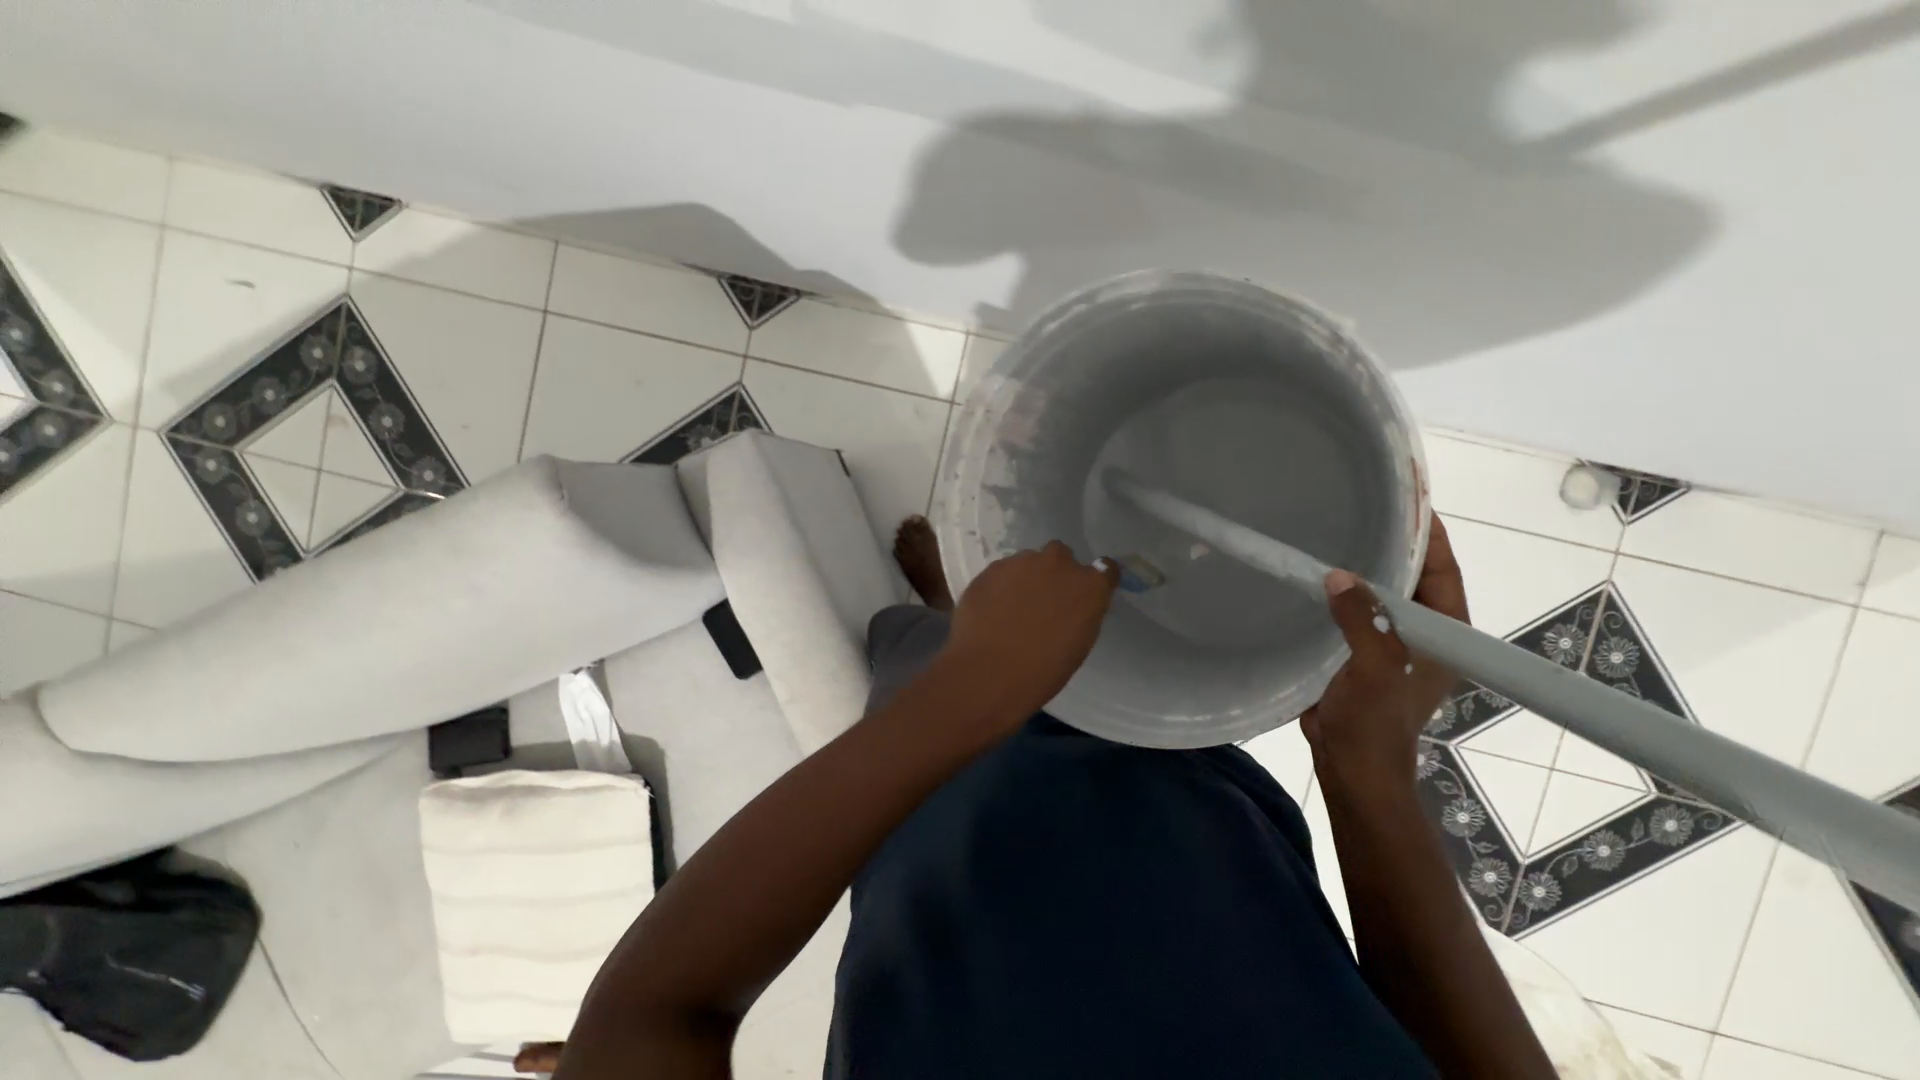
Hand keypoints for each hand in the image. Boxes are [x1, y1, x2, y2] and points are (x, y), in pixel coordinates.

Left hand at [939, 541, 1120, 721]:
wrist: (992, 671)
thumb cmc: (1044, 669)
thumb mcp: (1078, 642)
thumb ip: (1081, 613)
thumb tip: (1073, 606)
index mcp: (1089, 586)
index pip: (1105, 569)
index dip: (1096, 579)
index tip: (1087, 591)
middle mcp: (1058, 564)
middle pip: (1061, 555)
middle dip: (1055, 571)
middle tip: (1044, 599)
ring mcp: (1021, 562)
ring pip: (1027, 561)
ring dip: (1025, 577)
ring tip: (1012, 607)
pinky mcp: (991, 569)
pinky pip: (1001, 572)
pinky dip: (1000, 586)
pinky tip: (991, 609)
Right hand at [1301, 514, 1469, 800]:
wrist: (1352, 769)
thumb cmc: (1374, 722)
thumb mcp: (1374, 667)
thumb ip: (1362, 618)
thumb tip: (1338, 575)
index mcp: (1445, 634)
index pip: (1443, 571)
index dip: (1429, 535)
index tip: (1407, 499)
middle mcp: (1424, 634)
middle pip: (1411, 577)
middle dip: (1390, 545)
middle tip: (1358, 507)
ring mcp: (1391, 644)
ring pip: (1379, 594)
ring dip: (1360, 569)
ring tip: (1330, 533)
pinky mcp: (1360, 655)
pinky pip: (1353, 613)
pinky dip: (1337, 594)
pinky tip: (1310, 577)